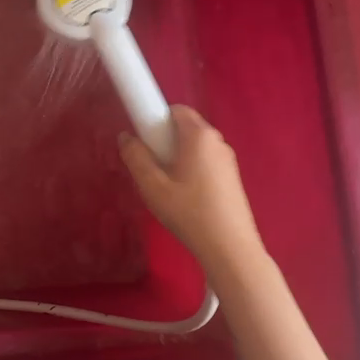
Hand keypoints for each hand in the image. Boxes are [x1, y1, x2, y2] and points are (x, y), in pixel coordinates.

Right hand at [119, 106, 263, 268]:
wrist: (230, 249)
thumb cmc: (189, 212)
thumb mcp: (153, 187)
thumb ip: (136, 157)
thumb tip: (126, 137)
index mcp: (199, 135)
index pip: (175, 109)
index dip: (156, 120)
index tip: (145, 143)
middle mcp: (217, 141)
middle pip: (185, 128)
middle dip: (165, 141)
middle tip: (153, 169)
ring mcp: (228, 160)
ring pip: (195, 148)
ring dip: (178, 159)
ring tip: (168, 189)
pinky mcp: (233, 179)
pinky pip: (206, 163)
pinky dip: (192, 171)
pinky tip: (186, 200)